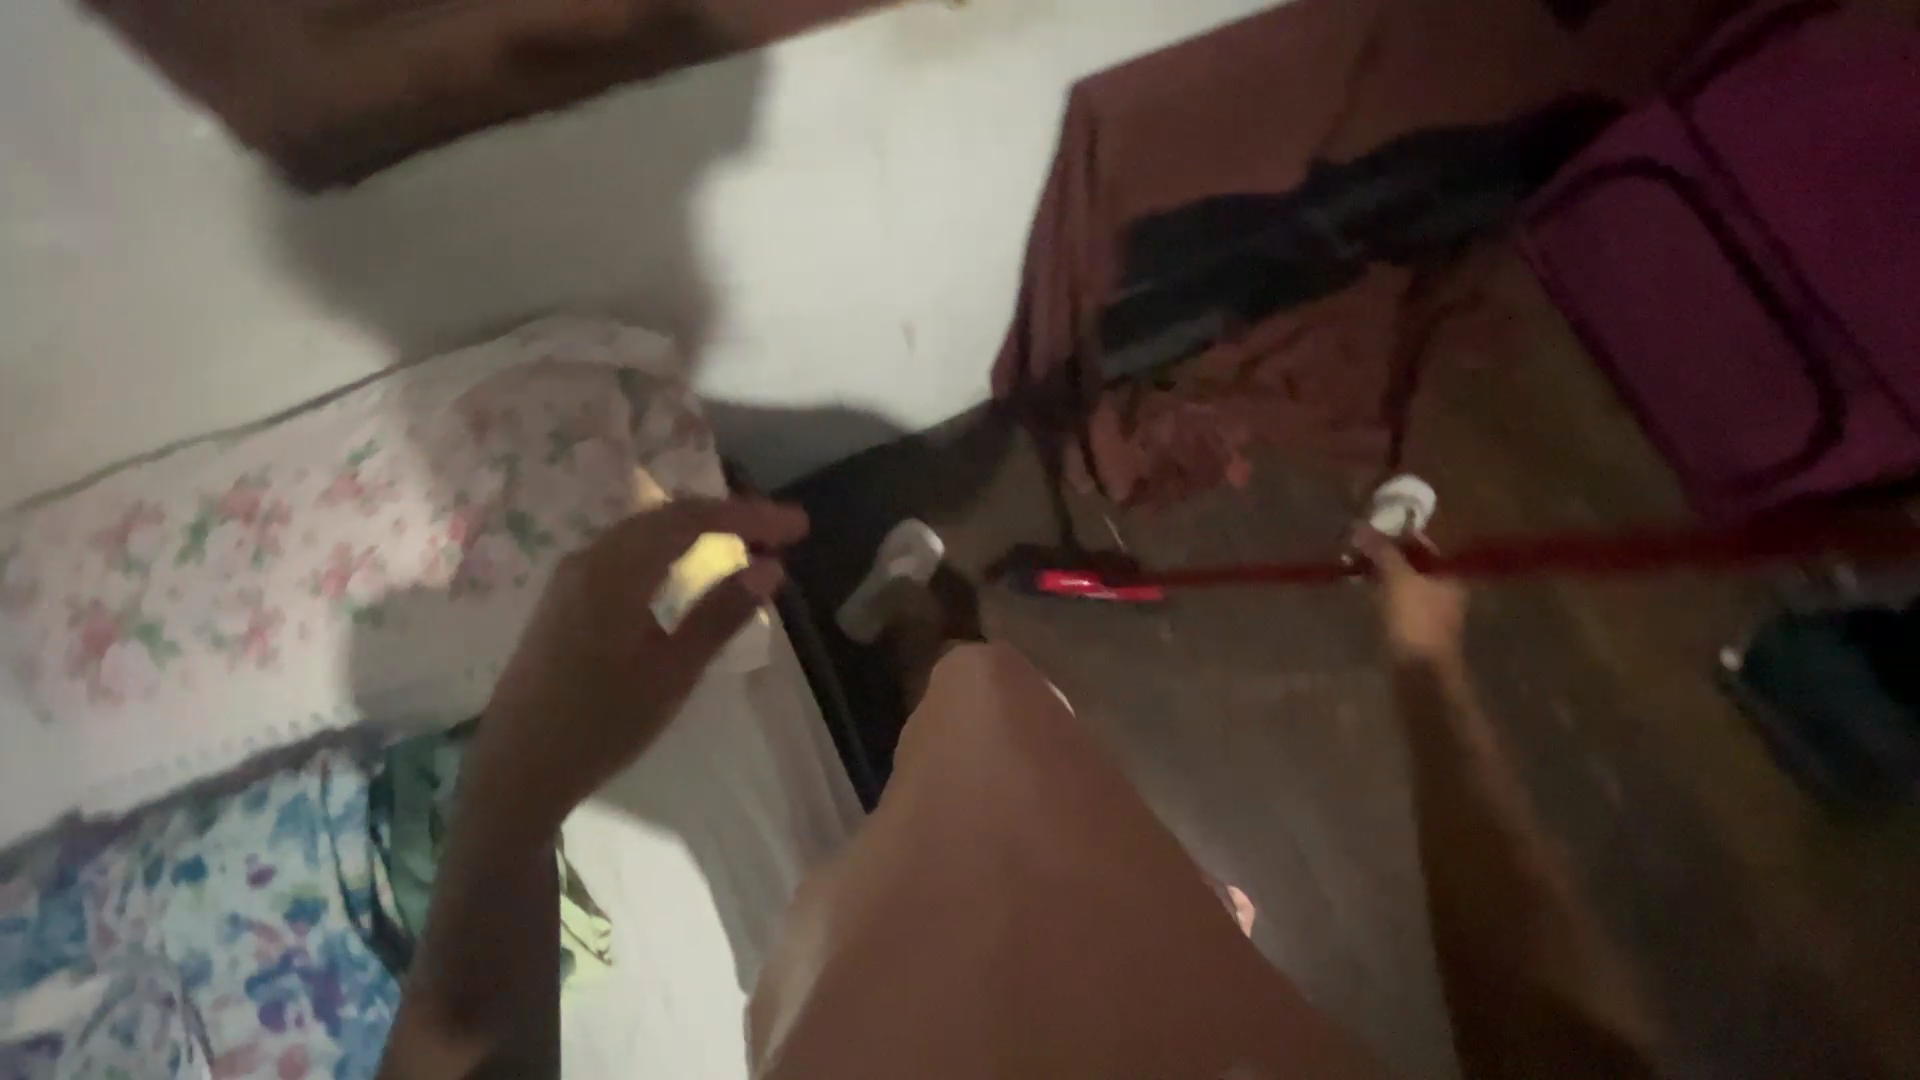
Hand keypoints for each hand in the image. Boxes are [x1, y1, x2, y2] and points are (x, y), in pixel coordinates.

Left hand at [465, 498, 809, 839]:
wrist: (515, 769)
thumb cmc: (603, 723)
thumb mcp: (674, 672)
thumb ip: (721, 613)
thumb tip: (771, 567)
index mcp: (616, 572)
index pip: (692, 520)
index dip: (750, 516)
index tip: (798, 525)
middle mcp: (590, 558)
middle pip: (668, 515)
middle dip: (728, 515)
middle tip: (780, 530)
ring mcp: (572, 576)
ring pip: (645, 531)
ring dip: (698, 528)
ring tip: (745, 541)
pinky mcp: (565, 597)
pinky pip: (627, 550)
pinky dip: (669, 546)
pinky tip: (688, 565)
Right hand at [1354, 528, 1467, 667]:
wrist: (1419, 671)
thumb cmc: (1414, 620)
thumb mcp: (1397, 579)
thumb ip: (1381, 550)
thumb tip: (1360, 525)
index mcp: (1450, 572)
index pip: (1424, 543)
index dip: (1397, 533)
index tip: (1370, 528)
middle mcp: (1444, 586)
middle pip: (1412, 560)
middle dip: (1384, 552)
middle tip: (1355, 544)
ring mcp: (1428, 607)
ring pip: (1401, 579)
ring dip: (1378, 570)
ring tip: (1352, 562)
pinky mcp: (1412, 623)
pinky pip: (1394, 596)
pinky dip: (1378, 589)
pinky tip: (1360, 586)